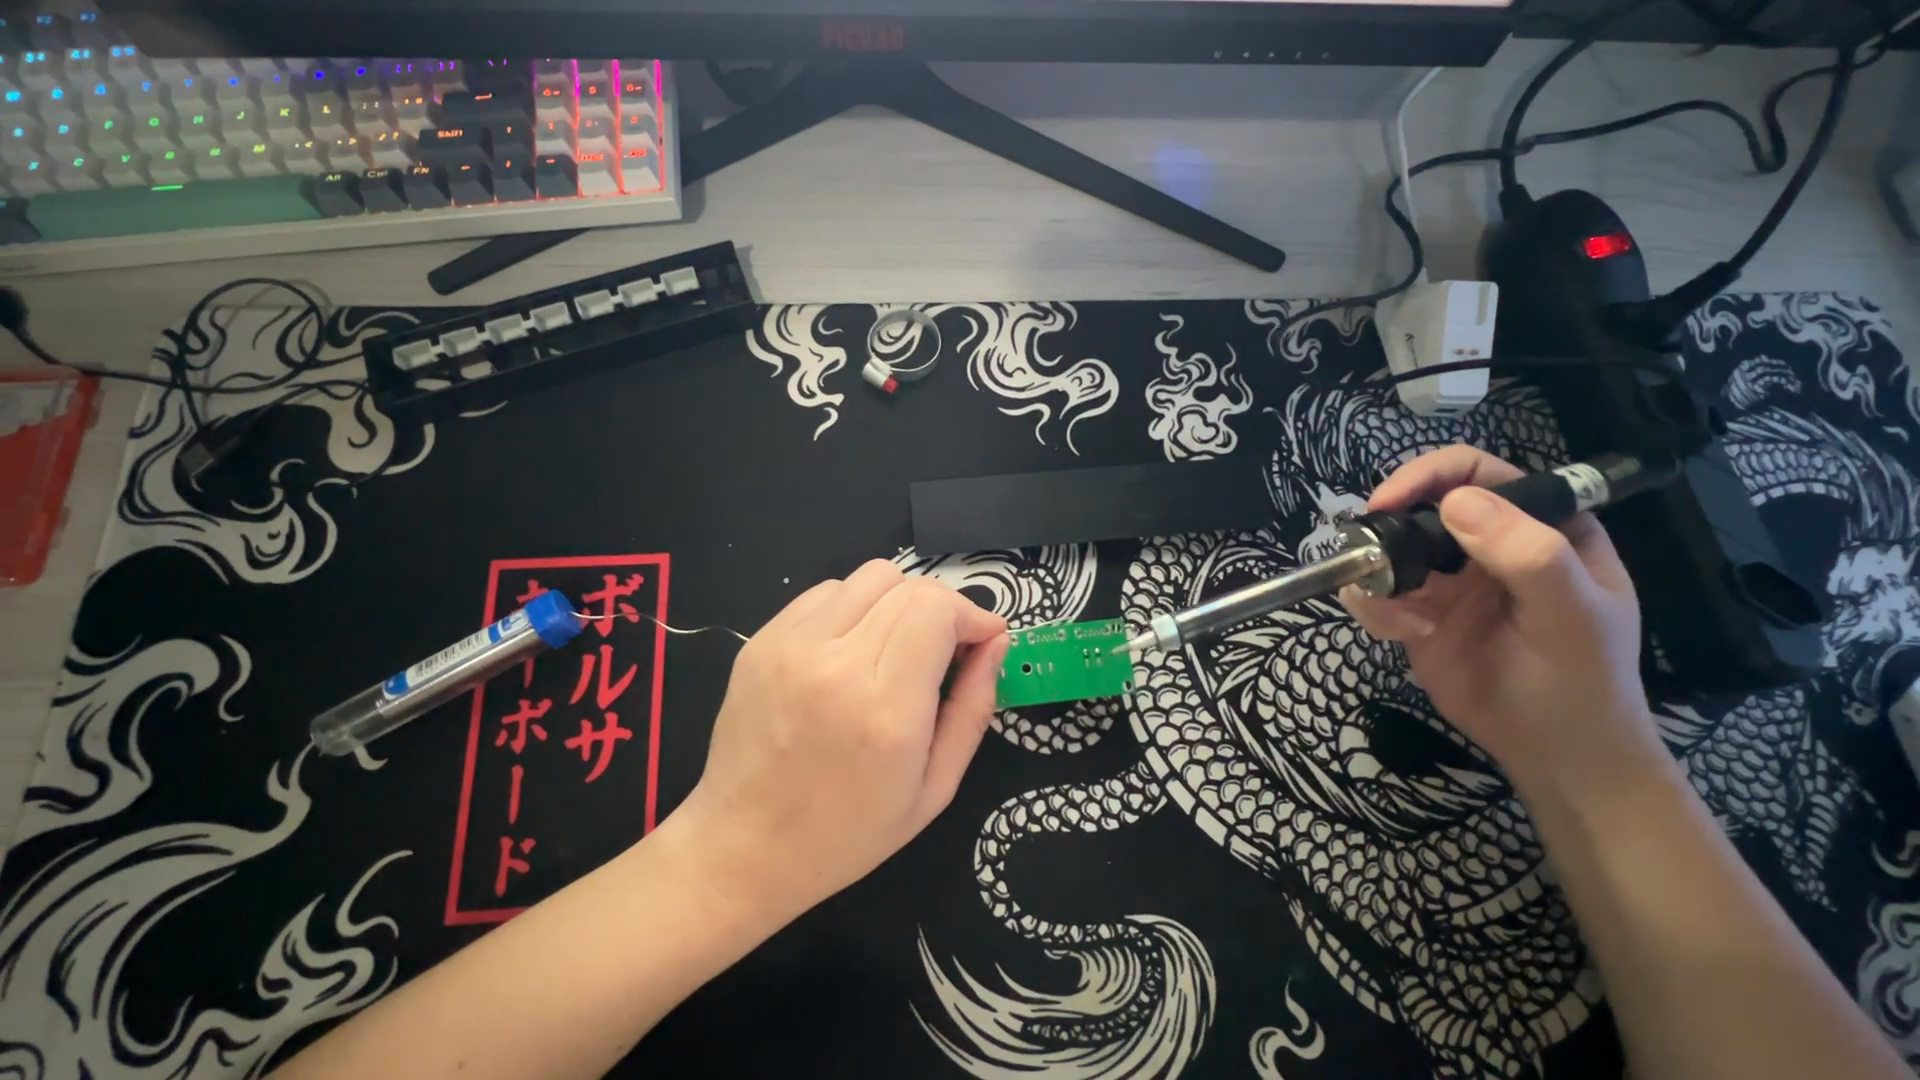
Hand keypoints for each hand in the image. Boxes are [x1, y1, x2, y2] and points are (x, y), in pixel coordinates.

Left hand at [666, 560, 1008, 924]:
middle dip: (942, 609)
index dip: (971, 614)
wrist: (745, 846)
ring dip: (898, 602)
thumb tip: (995, 642)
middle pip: (908, 586)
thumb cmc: (849, 832)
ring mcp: (790, 647)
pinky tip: (851, 651)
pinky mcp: (761, 641)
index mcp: (886, 709)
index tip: (982, 640)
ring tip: (895, 648)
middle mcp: (836, 665)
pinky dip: (853, 608)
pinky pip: (825, 592)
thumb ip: (973, 708)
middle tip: (945, 649)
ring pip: (868, 577)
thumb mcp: (934, 788)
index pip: (936, 608)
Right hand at [1339, 447, 1667, 796]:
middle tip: (1371, 554)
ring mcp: (1450, 580)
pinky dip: (1372, 608)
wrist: (1558, 754)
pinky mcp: (1418, 615)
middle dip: (1391, 525)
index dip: (1431, 475)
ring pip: (1390, 550)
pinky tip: (1398, 634)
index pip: (1480, 472)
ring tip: (1398, 615)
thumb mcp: (1572, 614)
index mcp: (1540, 526)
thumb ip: (1528, 555)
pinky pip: (1377, 594)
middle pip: (1422, 505)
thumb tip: (1456, 502)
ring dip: (1378, 572)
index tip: (1392, 501)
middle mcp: (1489, 544)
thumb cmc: (1583, 678)